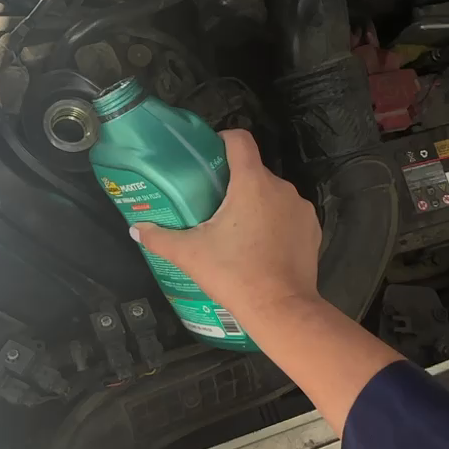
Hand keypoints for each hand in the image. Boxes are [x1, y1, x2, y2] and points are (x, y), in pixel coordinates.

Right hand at [132, 129, 322, 325]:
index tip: (208, 155)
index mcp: (251, 183)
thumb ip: (159, 238)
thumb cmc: (234, 274)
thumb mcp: (189, 254)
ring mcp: (300, 209)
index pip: (240, 140)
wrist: (281, 308)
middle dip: (232, 183)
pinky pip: (288, 215)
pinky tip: (258, 246)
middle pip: (253, 171)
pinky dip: (274, 223)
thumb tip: (136, 229)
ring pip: (271, 194)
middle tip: (210, 204)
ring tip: (234, 229)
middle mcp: (281, 188)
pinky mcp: (312, 229)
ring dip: (254, 204)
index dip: (222, 140)